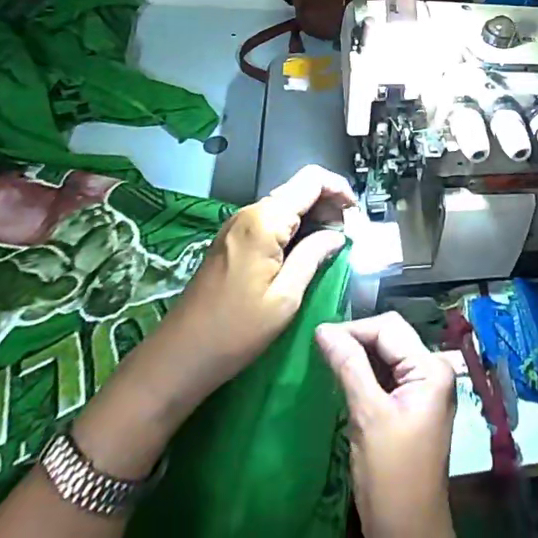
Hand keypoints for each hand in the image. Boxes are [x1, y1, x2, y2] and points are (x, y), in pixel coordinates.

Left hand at [65, 168, 353, 479]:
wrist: (179, 356)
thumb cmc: (235, 331)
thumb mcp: (285, 297)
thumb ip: (314, 256)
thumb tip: (337, 235)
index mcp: (265, 220)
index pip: (311, 181)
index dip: (339, 189)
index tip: (357, 215)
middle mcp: (250, 213)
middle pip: (299, 189)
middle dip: (328, 204)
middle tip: (348, 235)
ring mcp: (237, 225)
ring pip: (286, 204)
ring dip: (312, 216)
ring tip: (332, 244)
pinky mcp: (232, 240)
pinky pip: (270, 220)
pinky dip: (293, 227)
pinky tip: (304, 251)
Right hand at [315, 312, 457, 537]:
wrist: (408, 531)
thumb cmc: (390, 475)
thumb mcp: (367, 416)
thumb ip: (349, 366)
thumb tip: (323, 329)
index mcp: (431, 368)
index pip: (389, 328)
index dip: (353, 329)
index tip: (318, 338)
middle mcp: (433, 370)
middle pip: (391, 338)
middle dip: (356, 340)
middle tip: (321, 350)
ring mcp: (425, 389)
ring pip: (388, 356)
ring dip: (359, 357)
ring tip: (328, 362)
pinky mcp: (414, 406)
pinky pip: (389, 376)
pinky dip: (367, 374)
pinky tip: (345, 380)